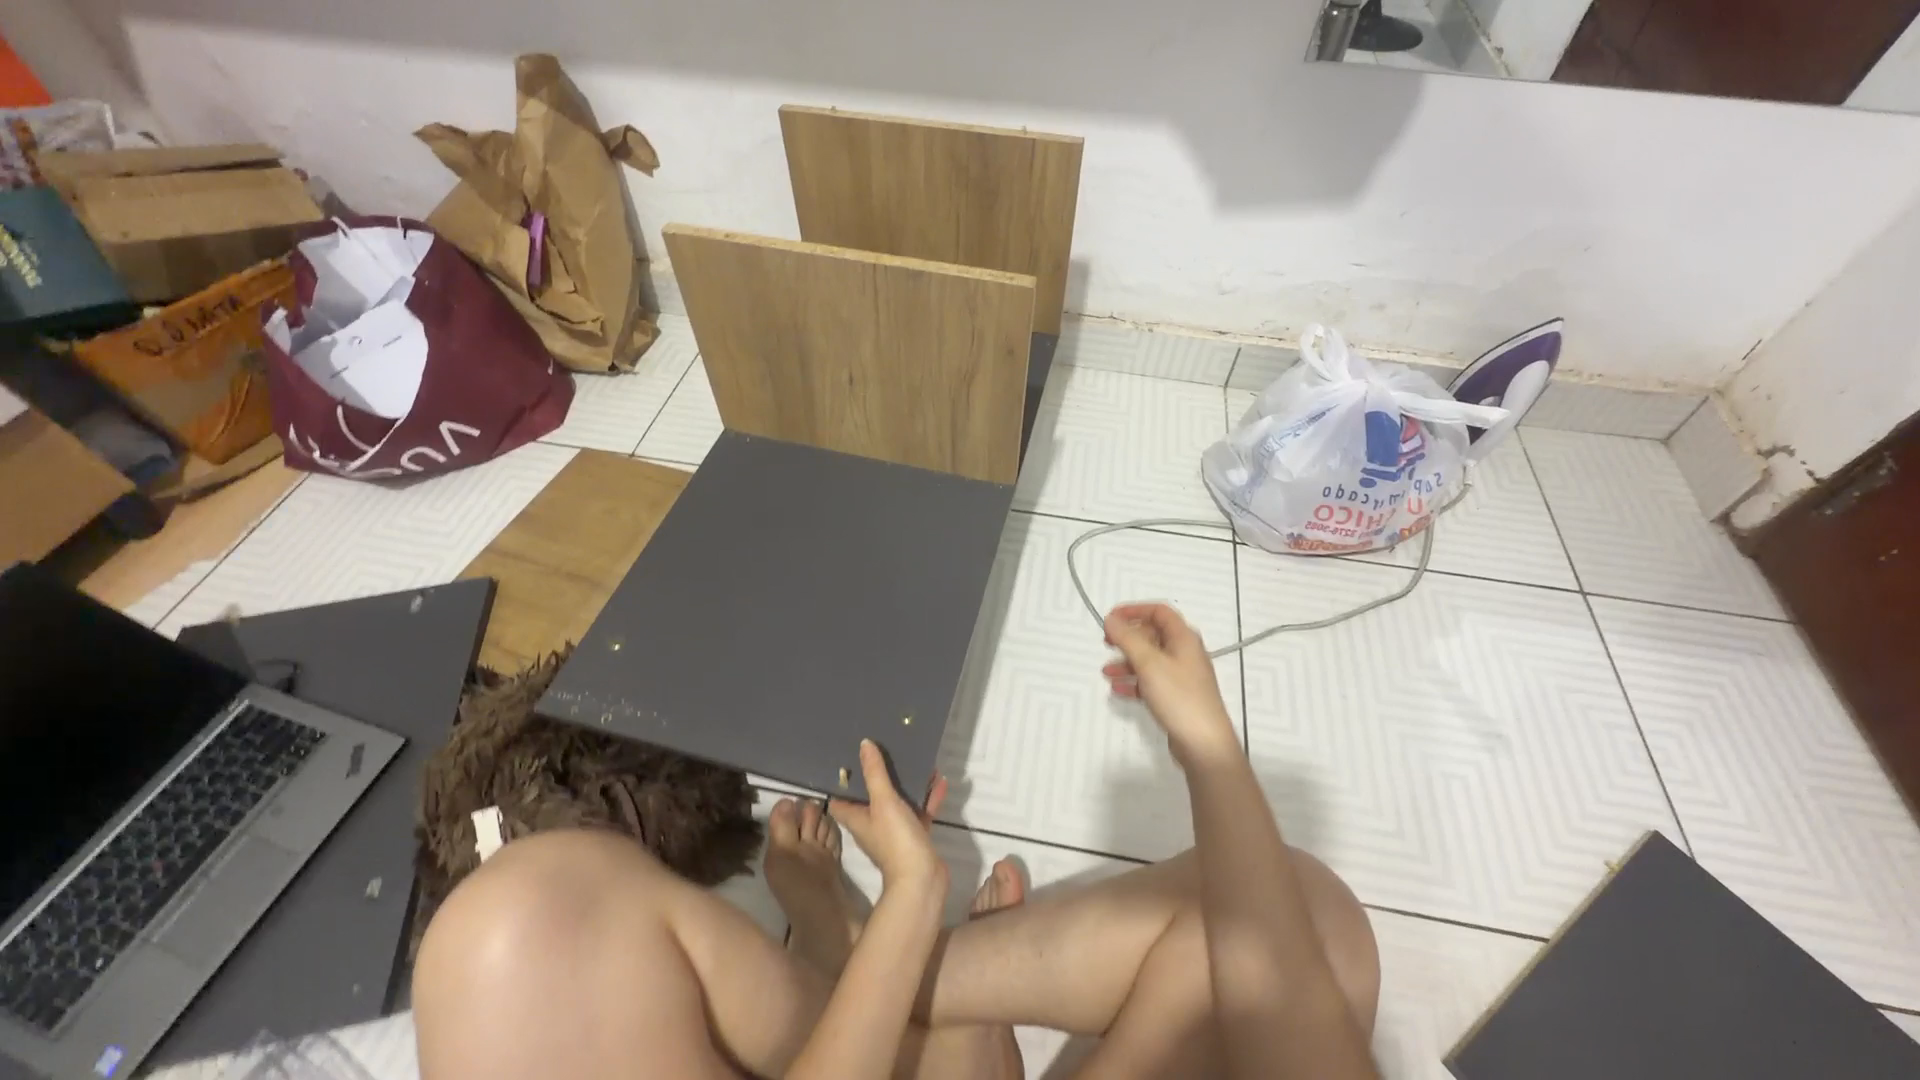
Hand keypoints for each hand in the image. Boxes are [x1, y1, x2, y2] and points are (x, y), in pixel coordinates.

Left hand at [830, 740, 947, 894]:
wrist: (922, 879)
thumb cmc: (895, 840)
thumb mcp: (883, 801)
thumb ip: (875, 773)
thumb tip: (864, 744)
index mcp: (857, 819)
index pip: (838, 799)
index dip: (839, 781)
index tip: (845, 758)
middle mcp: (872, 825)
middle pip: (870, 797)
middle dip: (878, 776)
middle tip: (885, 750)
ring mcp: (895, 832)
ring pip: (898, 803)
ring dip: (907, 784)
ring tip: (916, 761)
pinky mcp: (915, 837)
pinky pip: (920, 812)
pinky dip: (928, 798)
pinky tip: (940, 781)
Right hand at [1102, 603, 1240, 766]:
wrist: (1203, 743)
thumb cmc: (1178, 696)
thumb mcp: (1149, 663)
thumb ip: (1128, 638)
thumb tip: (1110, 618)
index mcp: (1184, 639)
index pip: (1159, 612)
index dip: (1134, 611)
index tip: (1110, 618)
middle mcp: (1185, 653)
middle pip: (1154, 635)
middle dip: (1128, 638)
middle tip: (1106, 643)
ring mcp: (1182, 676)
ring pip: (1150, 660)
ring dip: (1128, 662)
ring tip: (1107, 671)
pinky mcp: (1177, 696)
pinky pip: (1152, 681)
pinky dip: (1135, 682)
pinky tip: (1118, 690)